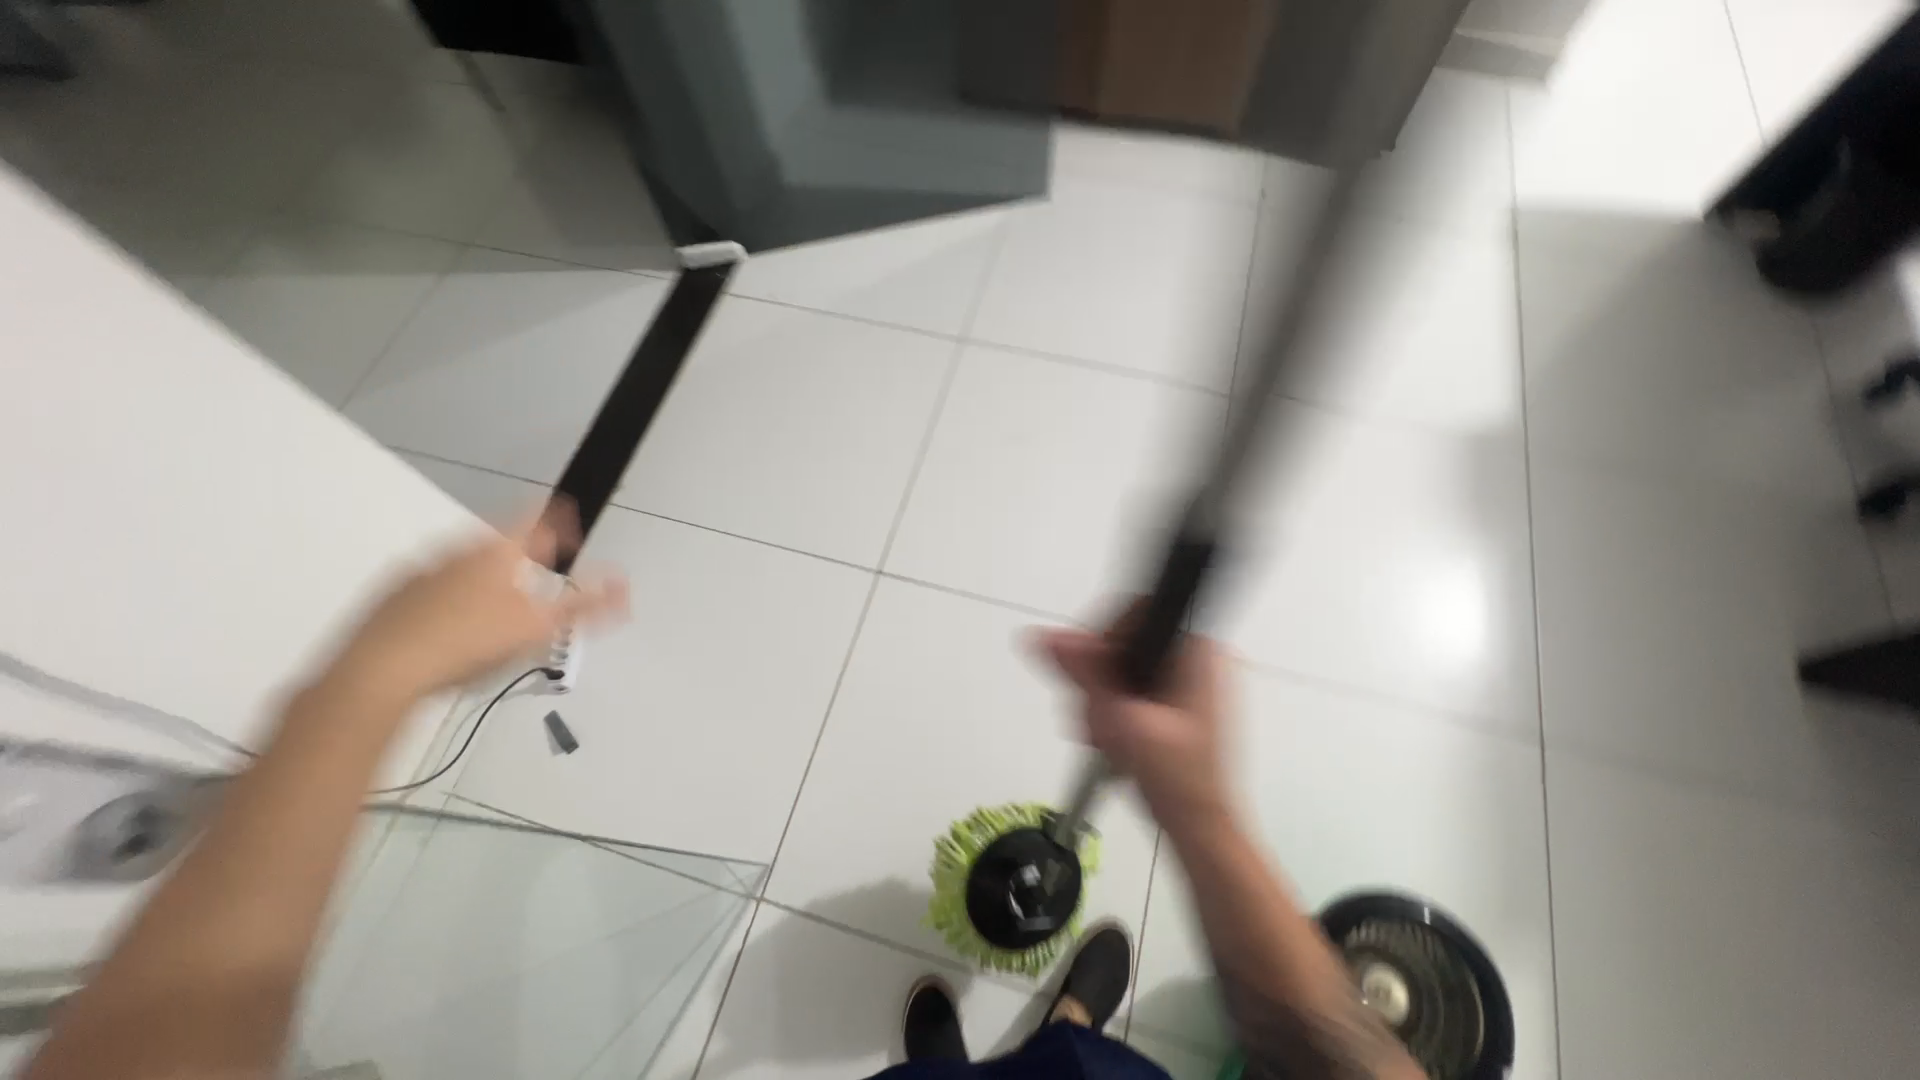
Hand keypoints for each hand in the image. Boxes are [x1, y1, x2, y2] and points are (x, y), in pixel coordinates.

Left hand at [329, 500, 627, 704]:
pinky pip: (431, 588)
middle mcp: (455, 551)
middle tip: (539, 574)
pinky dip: (450, 598)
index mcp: (496, 552)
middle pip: (499, 543)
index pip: (537, 520)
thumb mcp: (538, 629)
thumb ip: (587, 607)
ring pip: (463, 565)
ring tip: (498, 606)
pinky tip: (454, 628)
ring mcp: (418, 573)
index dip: (561, 520)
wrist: (377, 672)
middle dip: (522, 556)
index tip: (573, 528)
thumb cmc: (467, 643)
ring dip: (485, 577)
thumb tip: (627, 586)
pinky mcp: (390, 598)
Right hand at [1037, 616, 1234, 830]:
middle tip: (1096, 721)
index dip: (1103, 640)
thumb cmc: (1176, 781)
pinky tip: (1112, 738)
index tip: (1090, 681)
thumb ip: (1086, 675)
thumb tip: (1044, 636)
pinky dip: (1113, 708)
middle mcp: (1198, 655)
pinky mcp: (1179, 698)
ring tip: (1104, 737)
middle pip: (1124, 640)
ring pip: (1121, 664)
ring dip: (1101, 699)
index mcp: (1199, 650)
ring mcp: (1190, 677)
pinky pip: (1131, 684)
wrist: (1201, 830)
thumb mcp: (1124, 724)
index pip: (1136, 611)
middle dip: (1099, 681)